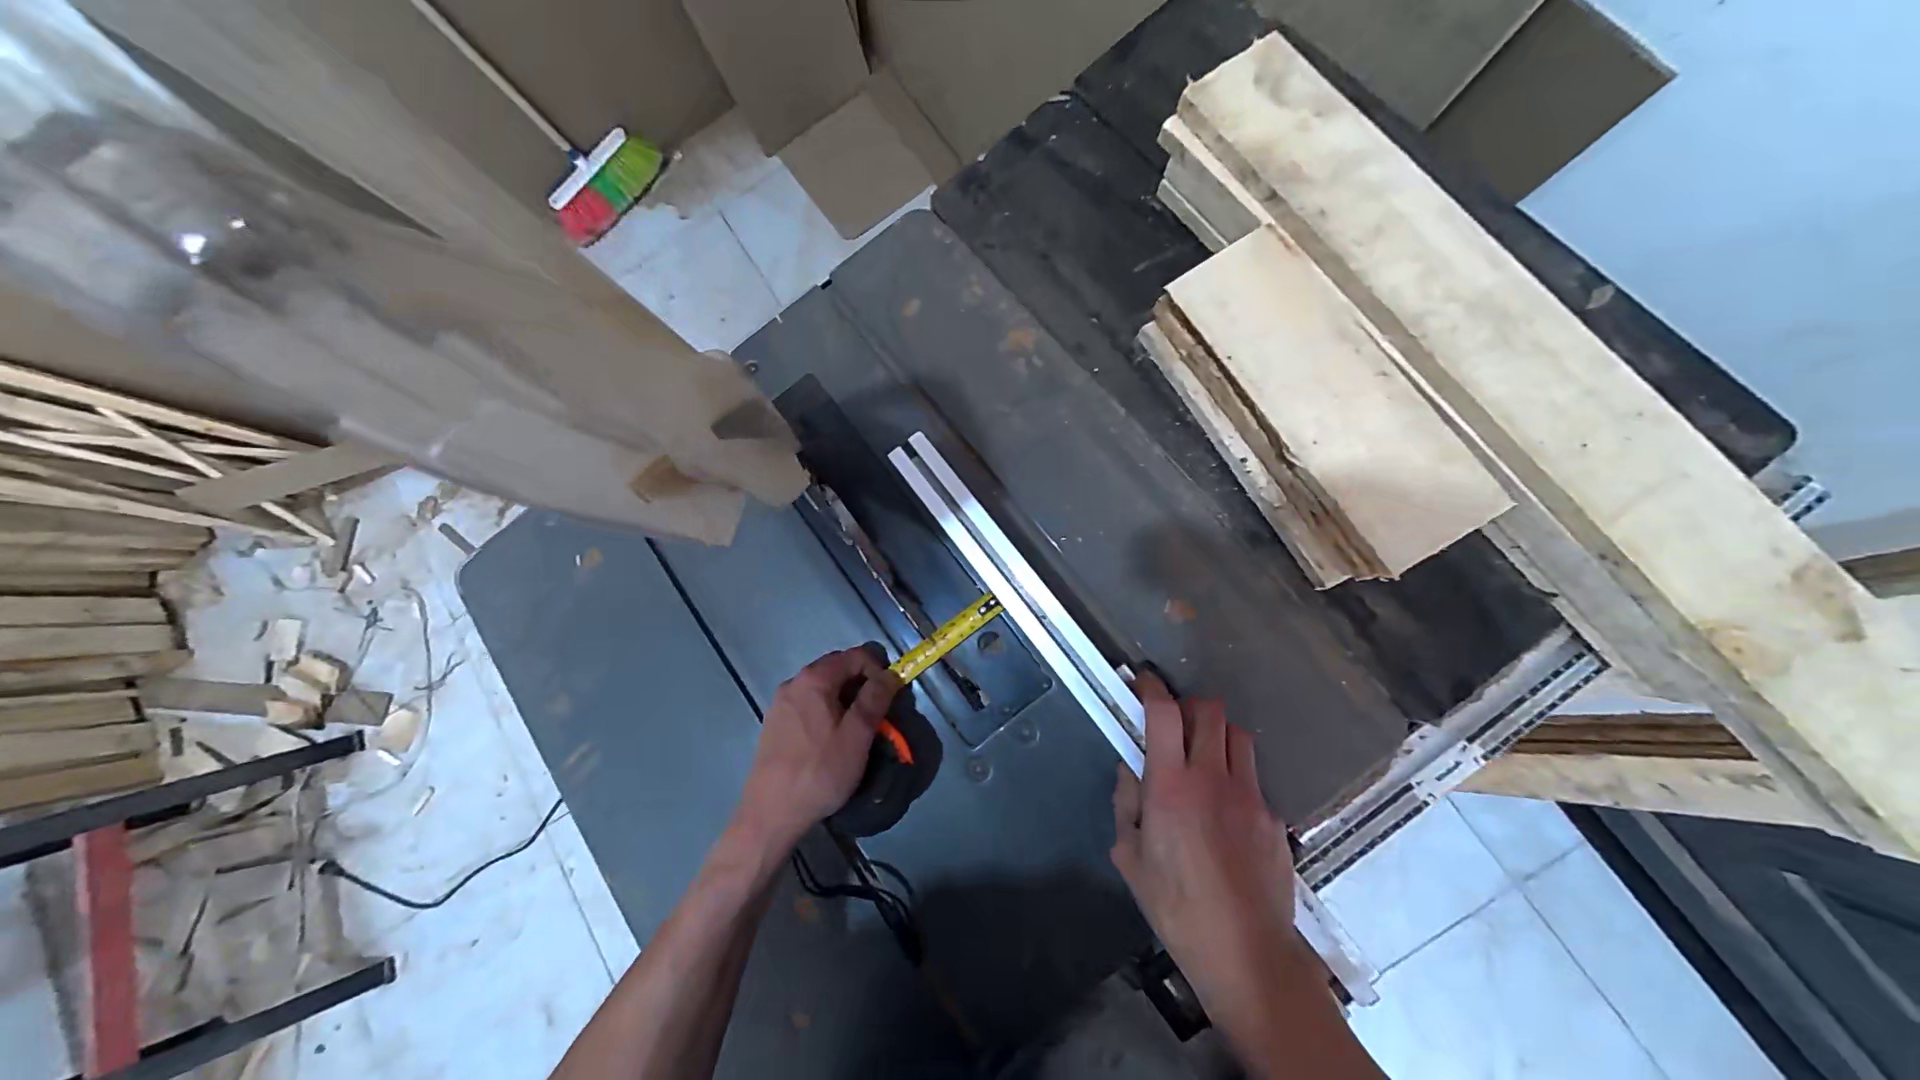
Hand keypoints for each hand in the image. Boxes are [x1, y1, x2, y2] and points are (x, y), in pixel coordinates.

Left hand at [734, 647, 899, 852]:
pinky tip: (833, 740)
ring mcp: (781, 704)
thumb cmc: (820, 772)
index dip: (879, 670)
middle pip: (837, 669)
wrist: (771, 814)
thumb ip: (875, 698)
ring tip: (859, 730)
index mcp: (813, 679)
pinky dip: (828, 712)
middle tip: (880, 715)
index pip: (855, 656)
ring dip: (846, 700)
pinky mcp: (775, 725)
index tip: (890, 698)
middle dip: (864, 685)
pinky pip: (809, 706)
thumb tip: (890, 674)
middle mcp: (793, 683)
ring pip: (823, 689)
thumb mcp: (857, 735)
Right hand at [1111, 673, 1303, 1018]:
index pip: (1162, 714)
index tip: (1143, 683)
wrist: (1246, 954)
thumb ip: (1125, 804)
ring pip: (1238, 735)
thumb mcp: (1130, 857)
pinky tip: (1225, 815)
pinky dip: (1236, 778)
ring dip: (1217, 735)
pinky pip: (1254, 779)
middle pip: (1209, 710)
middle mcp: (1212, 779)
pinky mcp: (1273, 818)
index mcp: (1170, 786)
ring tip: (1202, 760)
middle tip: (1173, 725)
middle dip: (1188, 706)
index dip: (1151, 688)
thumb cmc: (1177, 908)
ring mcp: (1250, 796)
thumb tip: (1130, 771)